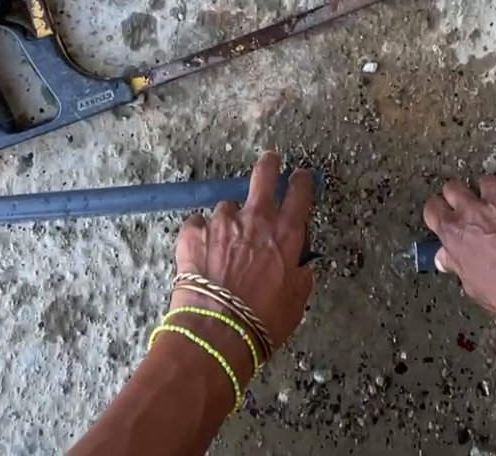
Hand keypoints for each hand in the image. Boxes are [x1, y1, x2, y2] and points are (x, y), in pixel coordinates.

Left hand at [170, 152, 316, 360]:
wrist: (215, 334)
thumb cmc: (261, 324)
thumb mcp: (295, 303)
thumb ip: (301, 277)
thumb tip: (301, 266)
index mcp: (285, 234)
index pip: (299, 193)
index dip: (301, 181)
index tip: (300, 176)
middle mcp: (255, 219)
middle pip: (264, 174)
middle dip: (269, 164)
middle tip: (270, 160)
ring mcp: (222, 221)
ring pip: (227, 207)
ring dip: (228, 220)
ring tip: (223, 247)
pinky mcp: (193, 230)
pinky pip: (199, 224)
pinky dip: (201, 236)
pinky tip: (201, 255)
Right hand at [422, 172, 495, 333]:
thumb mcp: (475, 288)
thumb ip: (457, 266)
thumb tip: (445, 257)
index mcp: (455, 232)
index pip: (432, 208)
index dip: (437, 212)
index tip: (443, 218)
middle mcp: (472, 210)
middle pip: (452, 186)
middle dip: (457, 195)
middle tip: (467, 209)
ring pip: (485, 180)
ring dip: (489, 191)